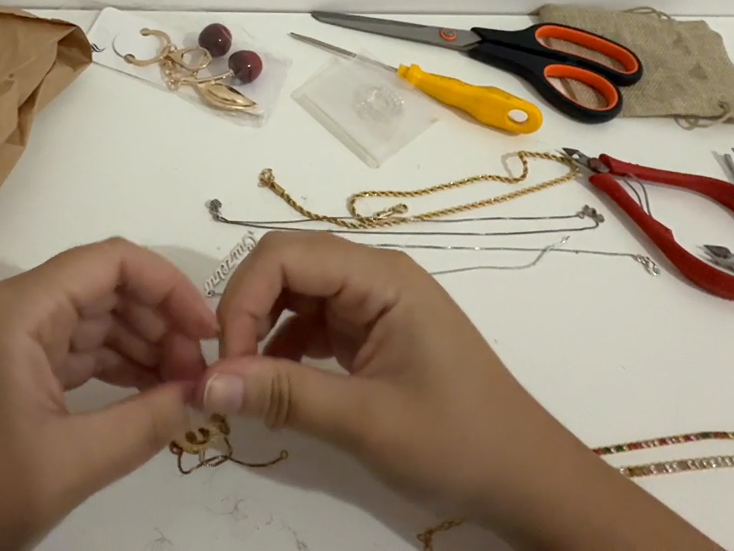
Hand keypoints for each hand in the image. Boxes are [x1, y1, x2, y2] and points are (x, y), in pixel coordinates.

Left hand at [0, 239, 215, 550]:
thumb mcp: (68, 463)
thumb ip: (145, 423)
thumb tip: (205, 394)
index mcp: (22, 309)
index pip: (110, 261)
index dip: (167, 285)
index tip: (205, 331)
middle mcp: (17, 310)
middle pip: (105, 286)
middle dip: (158, 319)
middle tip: (198, 370)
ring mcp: (11, 339)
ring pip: (94, 318)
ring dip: (141, 344)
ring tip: (183, 385)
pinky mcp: (11, 369)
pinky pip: (76, 350)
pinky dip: (115, 366)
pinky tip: (149, 392)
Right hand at [199, 231, 716, 550]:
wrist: (528, 479)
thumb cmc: (458, 442)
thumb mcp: (367, 421)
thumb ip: (284, 395)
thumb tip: (205, 384)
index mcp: (381, 275)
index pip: (287, 254)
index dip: (244, 296)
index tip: (227, 360)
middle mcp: (374, 274)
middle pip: (288, 265)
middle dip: (248, 309)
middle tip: (229, 371)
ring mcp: (373, 301)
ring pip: (295, 292)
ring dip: (262, 329)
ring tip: (245, 381)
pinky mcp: (371, 330)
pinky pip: (312, 321)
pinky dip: (284, 346)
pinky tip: (275, 382)